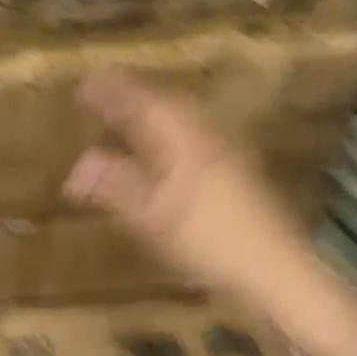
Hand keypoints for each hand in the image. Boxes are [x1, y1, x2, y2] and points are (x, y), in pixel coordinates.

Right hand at [64, 68, 317, 309]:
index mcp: (182, 138)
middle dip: (131, 93)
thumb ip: (114, 186)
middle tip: (102, 89)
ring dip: (151, 109)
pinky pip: (192, 134)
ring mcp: (225, 153)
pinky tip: (162, 148)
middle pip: (164, 101)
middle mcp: (205, 135)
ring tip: (126, 111)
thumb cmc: (212, 242)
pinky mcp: (236, 173)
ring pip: (181, 117)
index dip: (112, 90)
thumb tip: (76, 166)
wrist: (280, 274)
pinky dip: (167, 130)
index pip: (141, 100)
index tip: (84, 81)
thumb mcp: (152, 218)